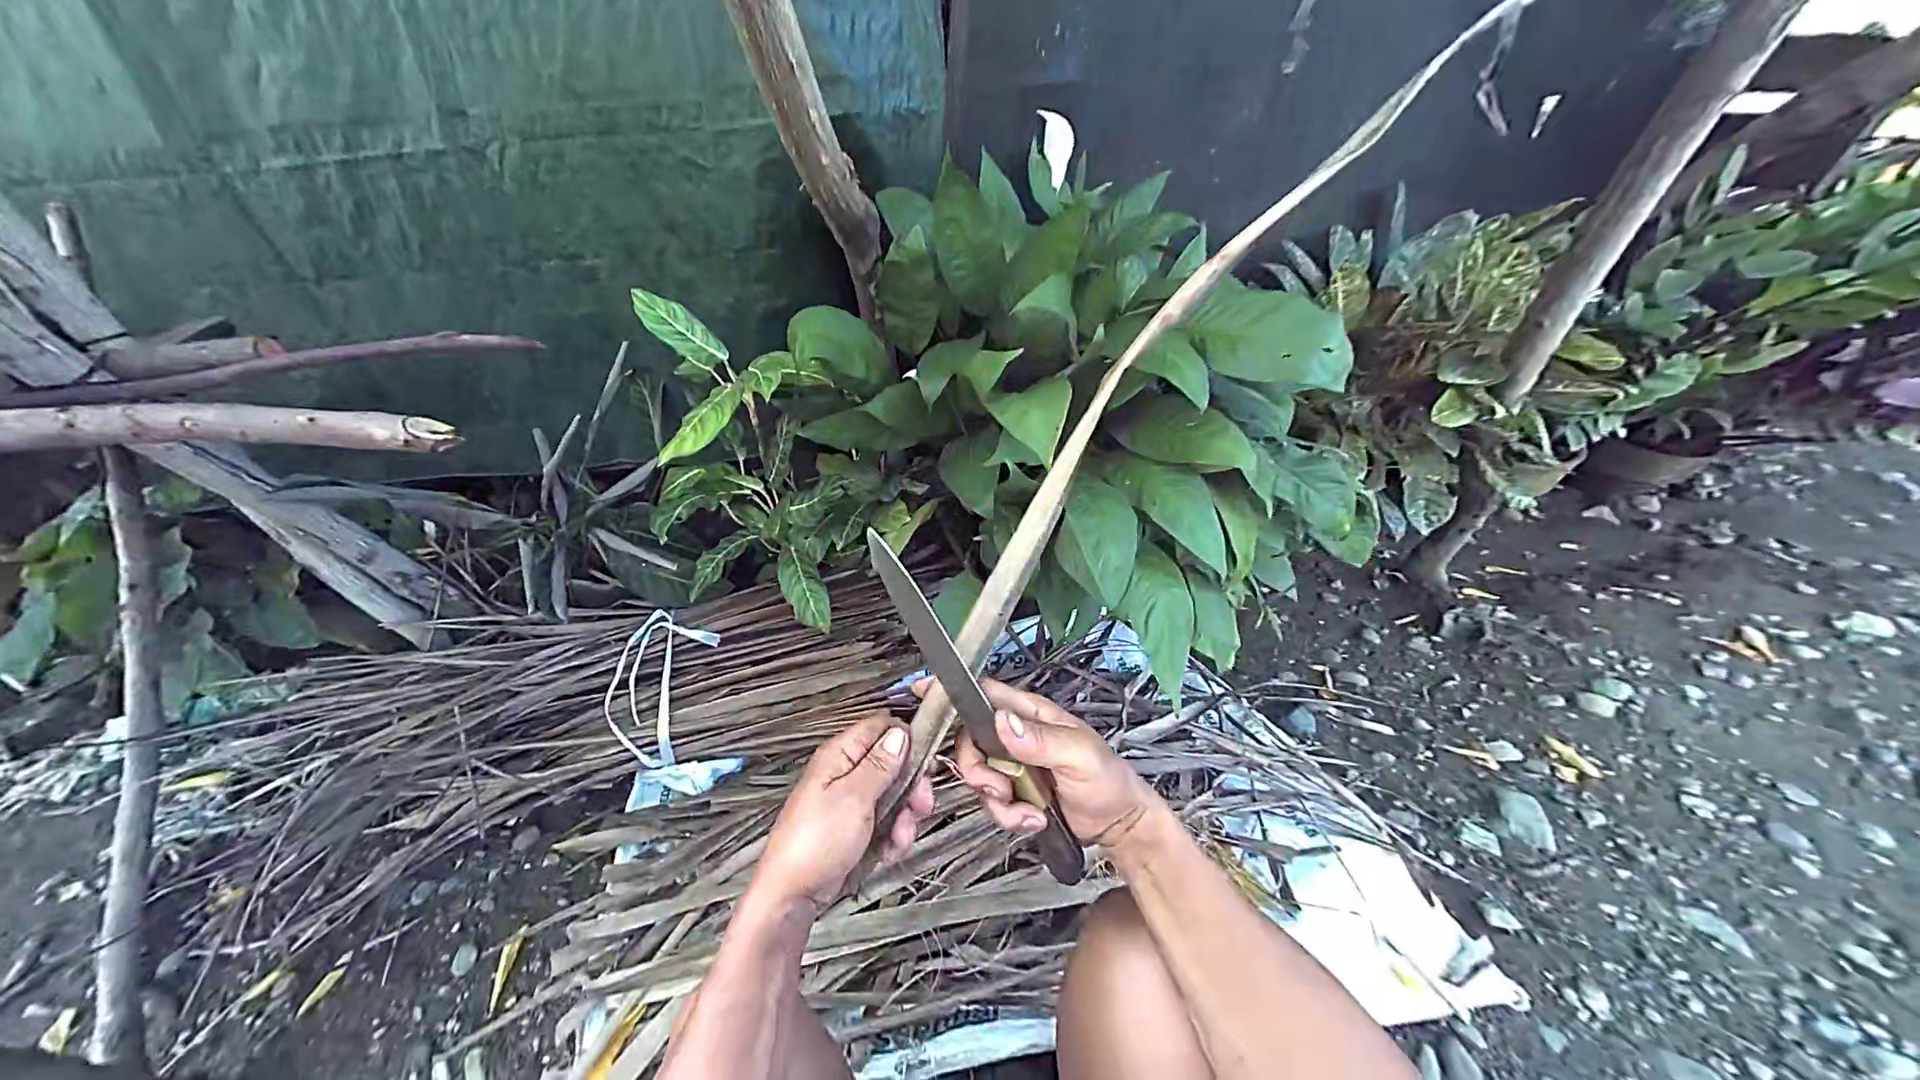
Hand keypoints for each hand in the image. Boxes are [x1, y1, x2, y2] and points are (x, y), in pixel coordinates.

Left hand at [750, 713, 935, 909]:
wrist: (793, 895)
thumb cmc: (813, 843)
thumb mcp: (854, 797)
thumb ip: (880, 764)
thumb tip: (898, 734)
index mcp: (840, 756)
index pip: (880, 727)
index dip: (905, 740)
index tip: (922, 761)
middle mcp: (845, 774)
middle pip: (894, 764)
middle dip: (911, 787)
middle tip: (917, 803)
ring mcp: (851, 802)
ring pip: (895, 797)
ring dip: (904, 818)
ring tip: (898, 835)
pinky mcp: (856, 827)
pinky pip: (887, 823)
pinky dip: (893, 837)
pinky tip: (888, 849)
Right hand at [910, 677, 1163, 849]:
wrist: (1119, 824)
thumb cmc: (1108, 780)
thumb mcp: (1079, 755)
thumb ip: (1040, 739)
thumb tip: (1002, 721)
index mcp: (1030, 714)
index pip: (984, 692)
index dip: (953, 692)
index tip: (924, 691)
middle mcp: (1016, 735)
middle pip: (969, 743)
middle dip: (977, 771)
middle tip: (999, 788)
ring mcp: (1013, 765)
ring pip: (977, 778)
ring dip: (997, 802)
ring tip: (1027, 810)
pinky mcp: (1013, 792)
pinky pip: (991, 803)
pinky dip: (1007, 817)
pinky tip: (1032, 820)